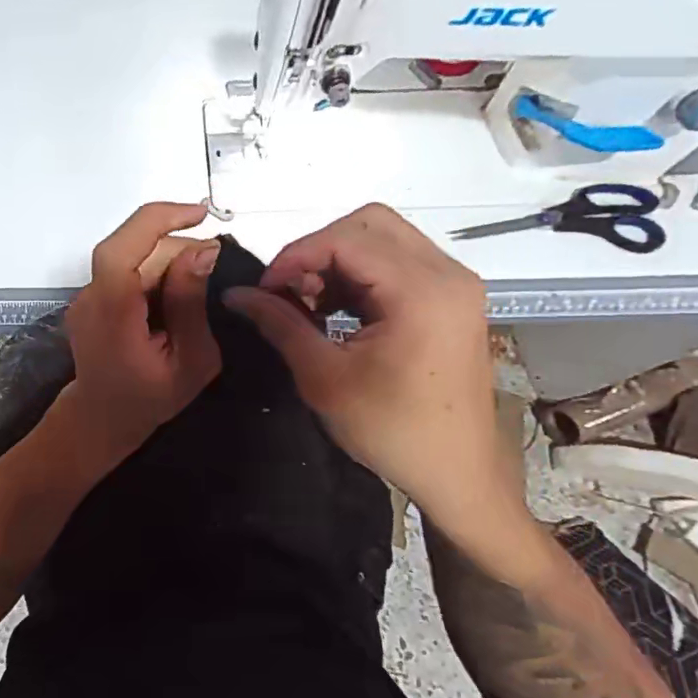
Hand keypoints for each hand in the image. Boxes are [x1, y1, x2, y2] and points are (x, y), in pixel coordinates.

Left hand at [57, 202, 221, 464]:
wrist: (101, 420)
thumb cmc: (150, 400)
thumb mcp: (191, 361)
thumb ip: (192, 304)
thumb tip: (203, 250)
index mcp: (113, 316)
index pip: (121, 251)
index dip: (158, 221)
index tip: (200, 214)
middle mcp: (90, 298)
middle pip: (133, 249)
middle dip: (177, 247)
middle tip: (213, 266)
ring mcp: (86, 296)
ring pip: (130, 254)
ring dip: (167, 259)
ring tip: (196, 286)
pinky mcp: (91, 297)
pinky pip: (125, 268)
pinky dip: (154, 269)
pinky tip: (173, 293)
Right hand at [224, 204, 510, 529]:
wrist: (460, 474)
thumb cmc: (393, 432)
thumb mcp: (326, 379)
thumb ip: (281, 324)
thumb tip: (237, 295)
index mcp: (422, 291)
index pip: (346, 238)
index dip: (295, 256)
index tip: (265, 289)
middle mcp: (447, 273)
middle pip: (369, 224)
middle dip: (318, 249)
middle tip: (289, 290)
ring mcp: (456, 283)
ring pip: (385, 237)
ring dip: (340, 259)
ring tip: (311, 303)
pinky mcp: (454, 297)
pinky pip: (401, 260)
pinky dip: (364, 272)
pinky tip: (340, 308)